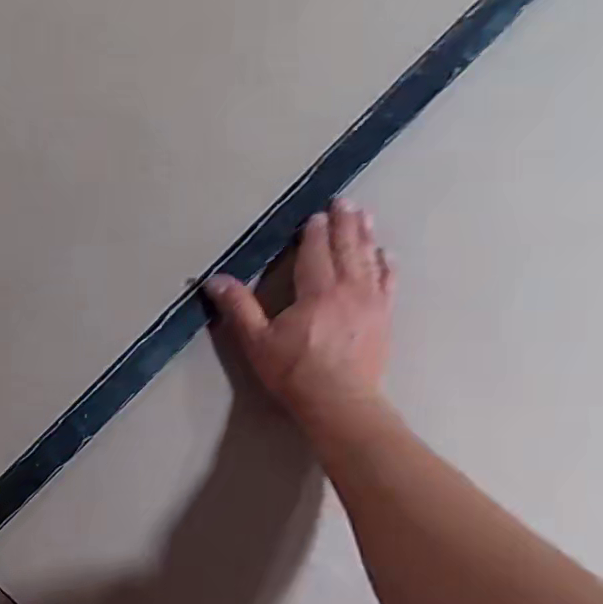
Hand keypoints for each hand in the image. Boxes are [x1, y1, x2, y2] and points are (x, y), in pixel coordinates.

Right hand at [203, 197, 394, 425]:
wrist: (339, 402)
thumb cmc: (293, 371)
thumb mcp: (256, 340)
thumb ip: (238, 307)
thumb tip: (215, 280)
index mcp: (317, 292)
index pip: (316, 254)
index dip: (314, 234)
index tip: (315, 215)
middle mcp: (349, 290)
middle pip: (348, 249)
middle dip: (345, 224)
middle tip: (345, 201)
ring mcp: (372, 303)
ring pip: (370, 261)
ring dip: (366, 237)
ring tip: (365, 217)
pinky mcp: (383, 318)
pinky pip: (387, 283)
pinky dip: (386, 266)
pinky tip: (385, 256)